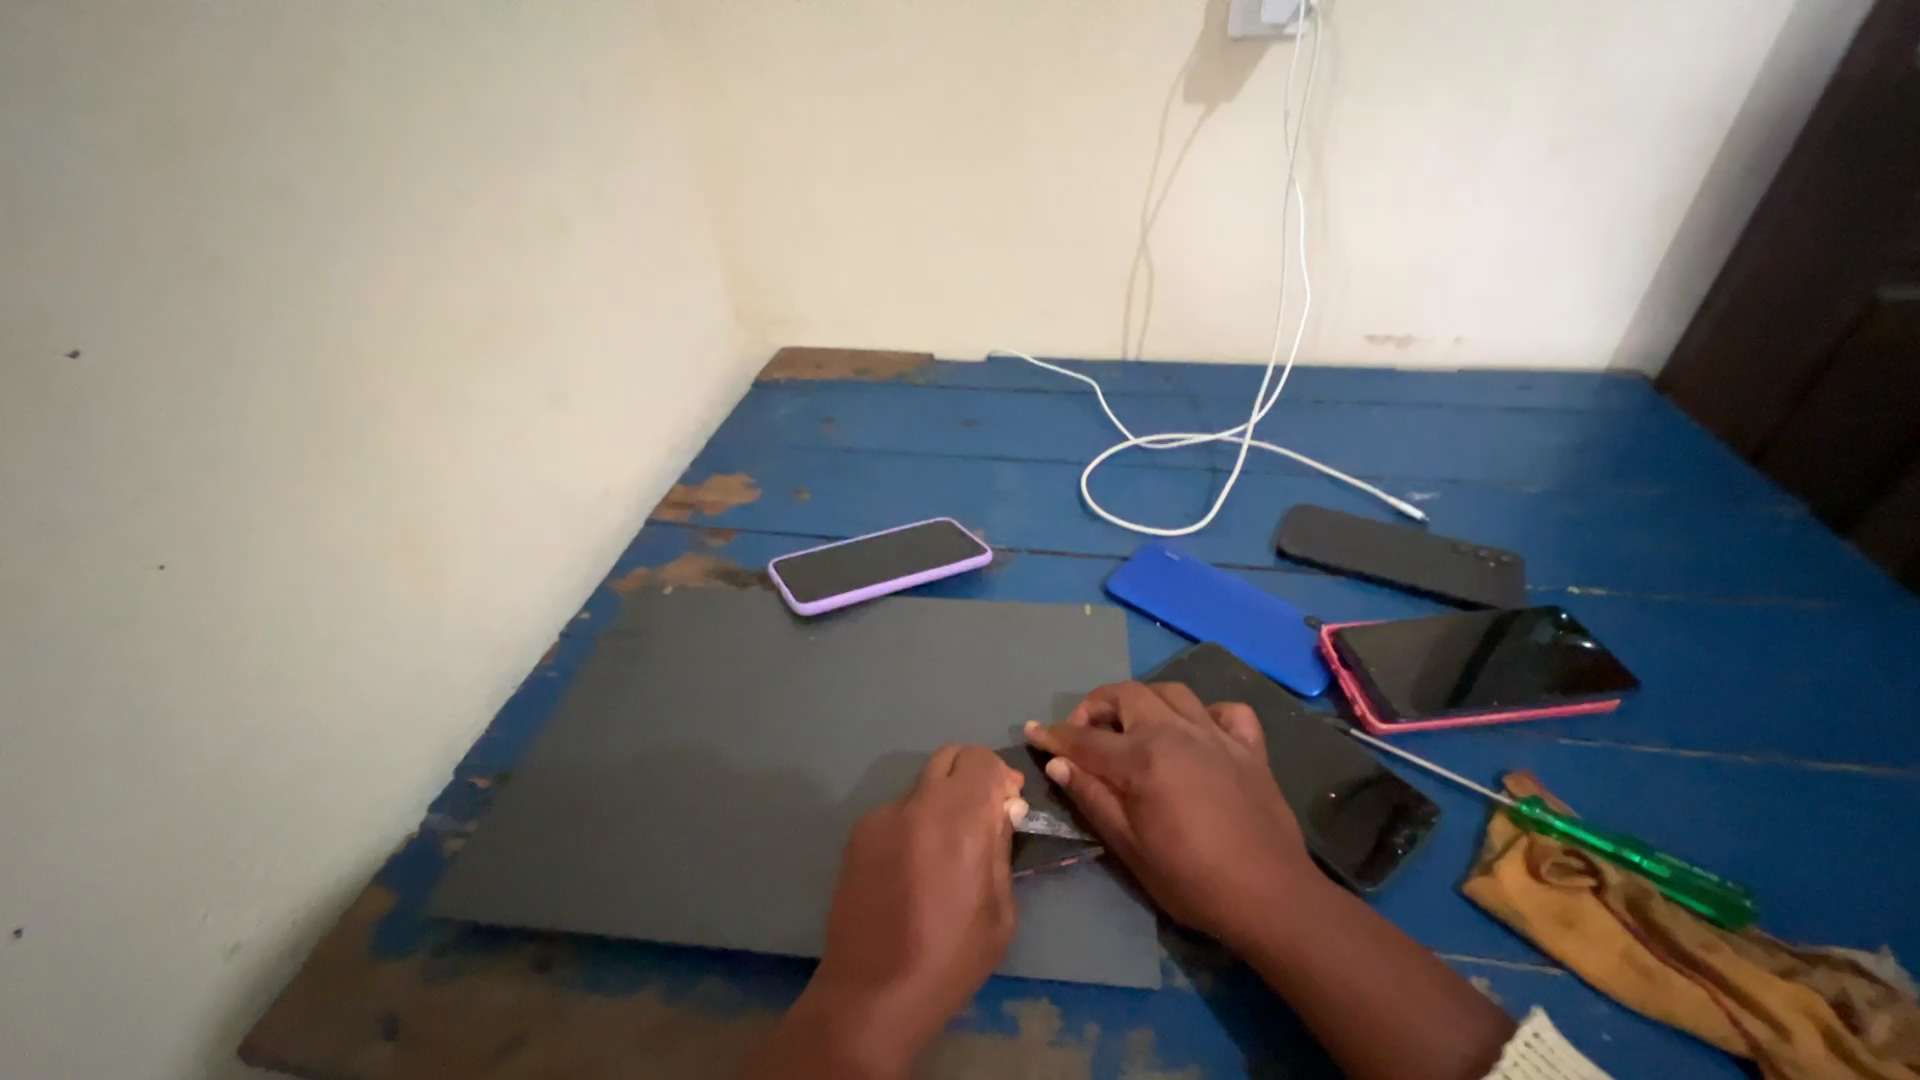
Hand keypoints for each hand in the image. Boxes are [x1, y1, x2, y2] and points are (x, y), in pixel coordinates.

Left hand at [747, 744, 1024, 1078]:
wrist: (873, 991)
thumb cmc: (951, 958)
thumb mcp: (1001, 910)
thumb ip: (1001, 847)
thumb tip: (1003, 809)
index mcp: (962, 819)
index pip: (983, 760)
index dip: (1001, 777)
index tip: (1008, 807)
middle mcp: (919, 804)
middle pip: (950, 756)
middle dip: (972, 776)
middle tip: (981, 817)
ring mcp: (882, 816)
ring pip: (922, 786)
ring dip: (940, 802)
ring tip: (942, 852)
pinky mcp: (858, 834)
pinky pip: (896, 812)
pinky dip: (912, 824)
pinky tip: (911, 869)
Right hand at [1025, 681, 1316, 946]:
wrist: (1270, 897)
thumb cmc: (1191, 879)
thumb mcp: (1129, 847)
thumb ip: (1092, 798)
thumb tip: (1058, 763)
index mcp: (1143, 758)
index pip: (1085, 739)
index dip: (1054, 736)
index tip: (1032, 731)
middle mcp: (1177, 732)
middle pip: (1127, 695)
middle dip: (1096, 706)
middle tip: (1085, 734)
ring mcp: (1217, 735)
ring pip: (1173, 692)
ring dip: (1145, 702)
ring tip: (1134, 727)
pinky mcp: (1251, 748)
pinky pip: (1227, 712)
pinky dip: (1207, 714)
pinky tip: (1198, 733)